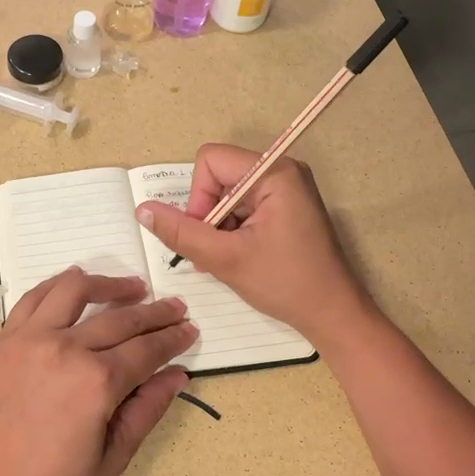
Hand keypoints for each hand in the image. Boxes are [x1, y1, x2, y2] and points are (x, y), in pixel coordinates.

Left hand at [0, 268, 195, 475]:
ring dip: (110, 284)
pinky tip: (77, 281)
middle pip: (121, 319)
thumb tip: (177, 375)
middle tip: (177, 307)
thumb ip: (147, 410)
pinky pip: (36, 296)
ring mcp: (33, 338)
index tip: (190, 329)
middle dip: (155, 312)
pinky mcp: (8, 338)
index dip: (173, 339)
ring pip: (77, 291)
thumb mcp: (112, 458)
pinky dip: (60, 283)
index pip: (148, 349)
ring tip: (133, 287)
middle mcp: (67, 349)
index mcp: (98, 383)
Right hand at [135, 143, 372, 343]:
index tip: (207, 234)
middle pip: (219, 176)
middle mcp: (282, 170)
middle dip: (207, 214)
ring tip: (228, 258)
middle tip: (215, 251)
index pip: (211, 162)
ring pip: (228, 194)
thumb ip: (180, 232)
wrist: (333, 313)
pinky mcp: (287, 207)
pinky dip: (233, 230)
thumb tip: (141, 209)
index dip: (198, 197)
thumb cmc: (285, 283)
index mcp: (274, 172)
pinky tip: (239, 257)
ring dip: (219, 226)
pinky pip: (245, 206)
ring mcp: (287, 188)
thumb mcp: (224, 259)